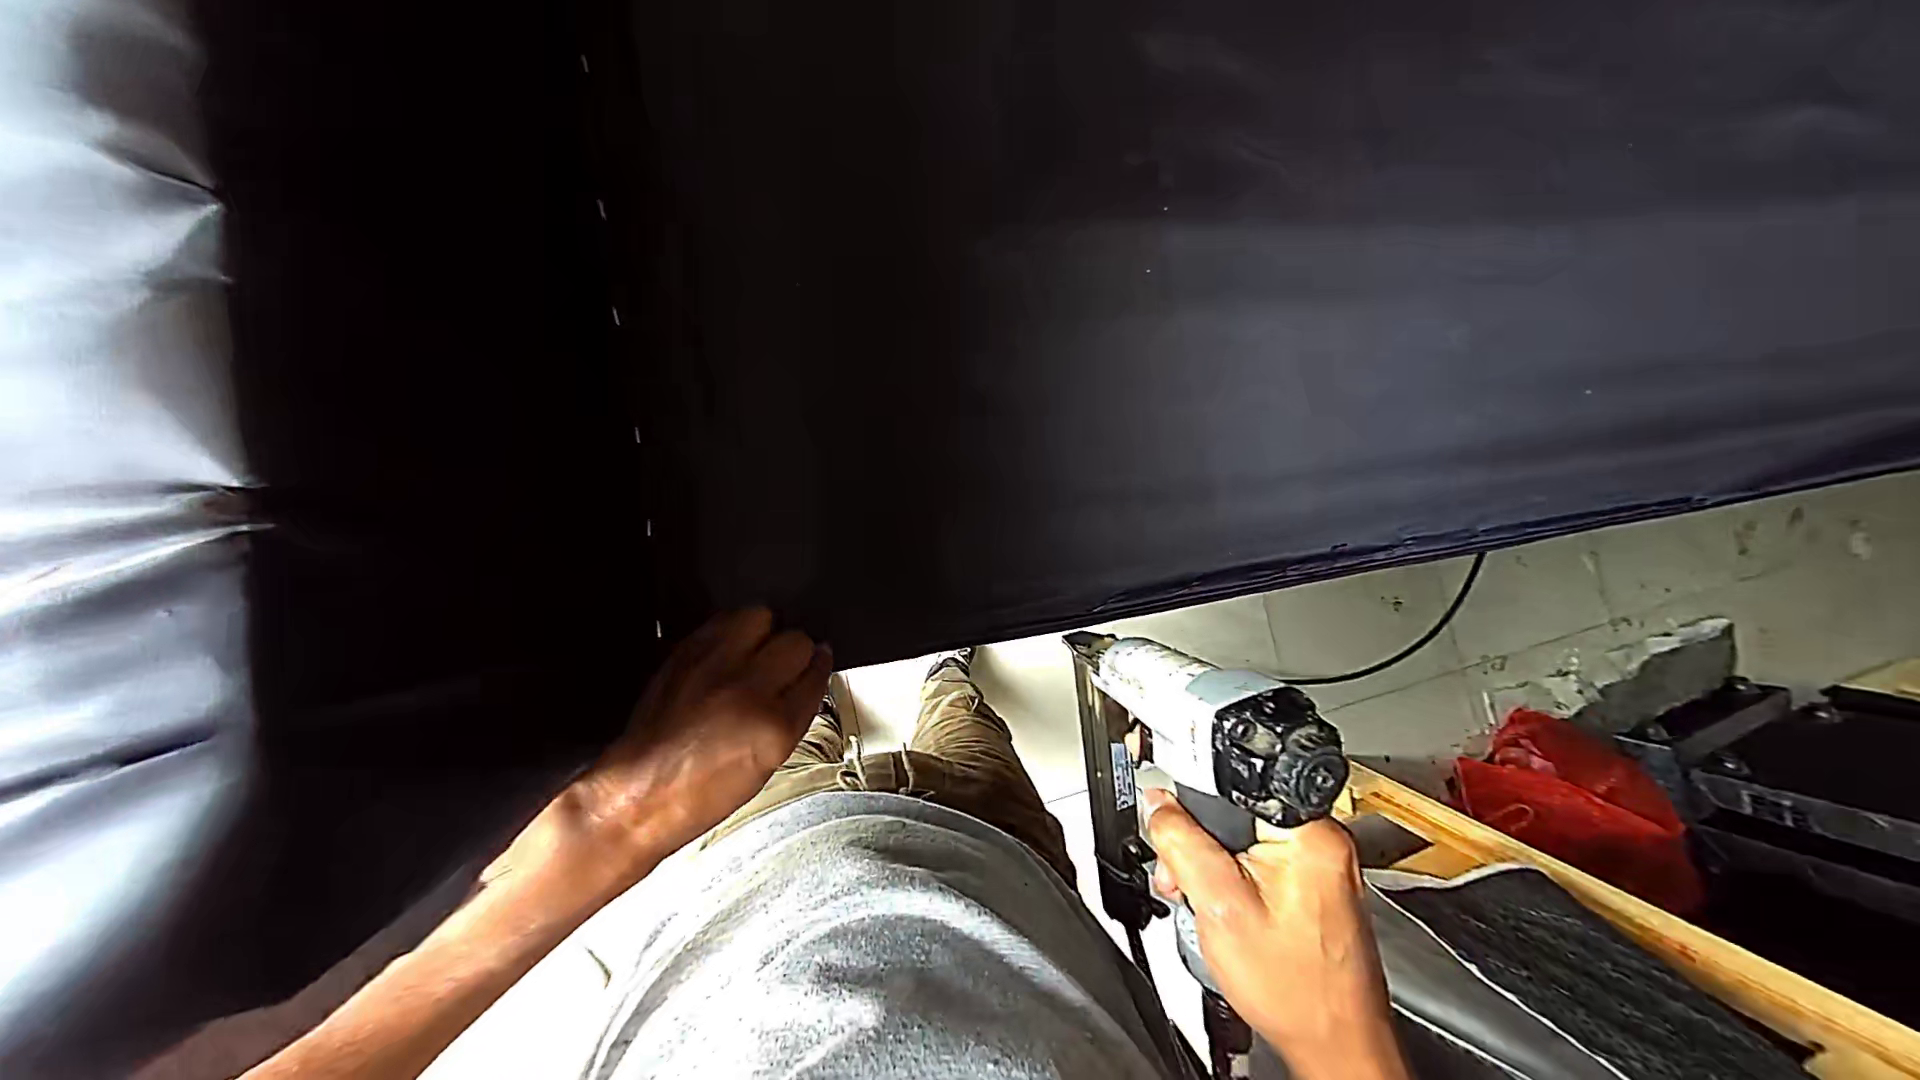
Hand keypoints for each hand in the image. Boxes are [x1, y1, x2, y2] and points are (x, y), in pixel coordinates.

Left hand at [489, 608, 831, 908]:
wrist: (639, 795)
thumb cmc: (699, 792)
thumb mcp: (768, 764)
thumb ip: (794, 714)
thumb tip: (808, 681)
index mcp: (775, 725)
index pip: (816, 675)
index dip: (820, 668)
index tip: (819, 663)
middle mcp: (747, 690)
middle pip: (796, 641)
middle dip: (797, 651)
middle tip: (788, 663)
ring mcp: (714, 667)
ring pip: (762, 616)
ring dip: (765, 631)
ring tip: (758, 649)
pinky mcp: (685, 655)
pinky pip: (723, 621)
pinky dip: (732, 630)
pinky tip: (730, 649)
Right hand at [1143, 789, 1408, 1079]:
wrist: (1334, 1047)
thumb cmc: (1296, 991)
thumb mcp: (1218, 904)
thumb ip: (1180, 841)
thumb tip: (1157, 804)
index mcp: (1309, 833)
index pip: (1231, 783)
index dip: (1190, 799)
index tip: (1168, 818)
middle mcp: (1321, 840)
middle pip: (1232, 809)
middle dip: (1194, 839)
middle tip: (1182, 874)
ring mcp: (1318, 862)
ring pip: (1239, 834)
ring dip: (1206, 859)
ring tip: (1198, 895)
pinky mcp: (1311, 882)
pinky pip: (1255, 856)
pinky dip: (1228, 875)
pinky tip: (1220, 904)